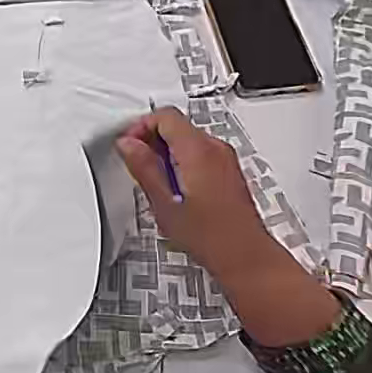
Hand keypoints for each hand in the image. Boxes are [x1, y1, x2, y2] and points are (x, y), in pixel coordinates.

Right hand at [115, 107, 340, 352]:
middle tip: (137, 164)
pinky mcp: (228, 170)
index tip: (128, 145)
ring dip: (166, 152)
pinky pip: (200, 152)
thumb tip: (128, 145)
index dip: (140, 127)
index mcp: (198, 150)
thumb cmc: (211, 236)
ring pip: (187, 138)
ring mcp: (225, 158)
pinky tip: (175, 190)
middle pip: (176, 125)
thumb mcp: (164, 204)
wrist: (243, 255)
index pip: (165, 116)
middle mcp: (215, 148)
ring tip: (156, 183)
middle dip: (151, 140)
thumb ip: (143, 168)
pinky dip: (181, 162)